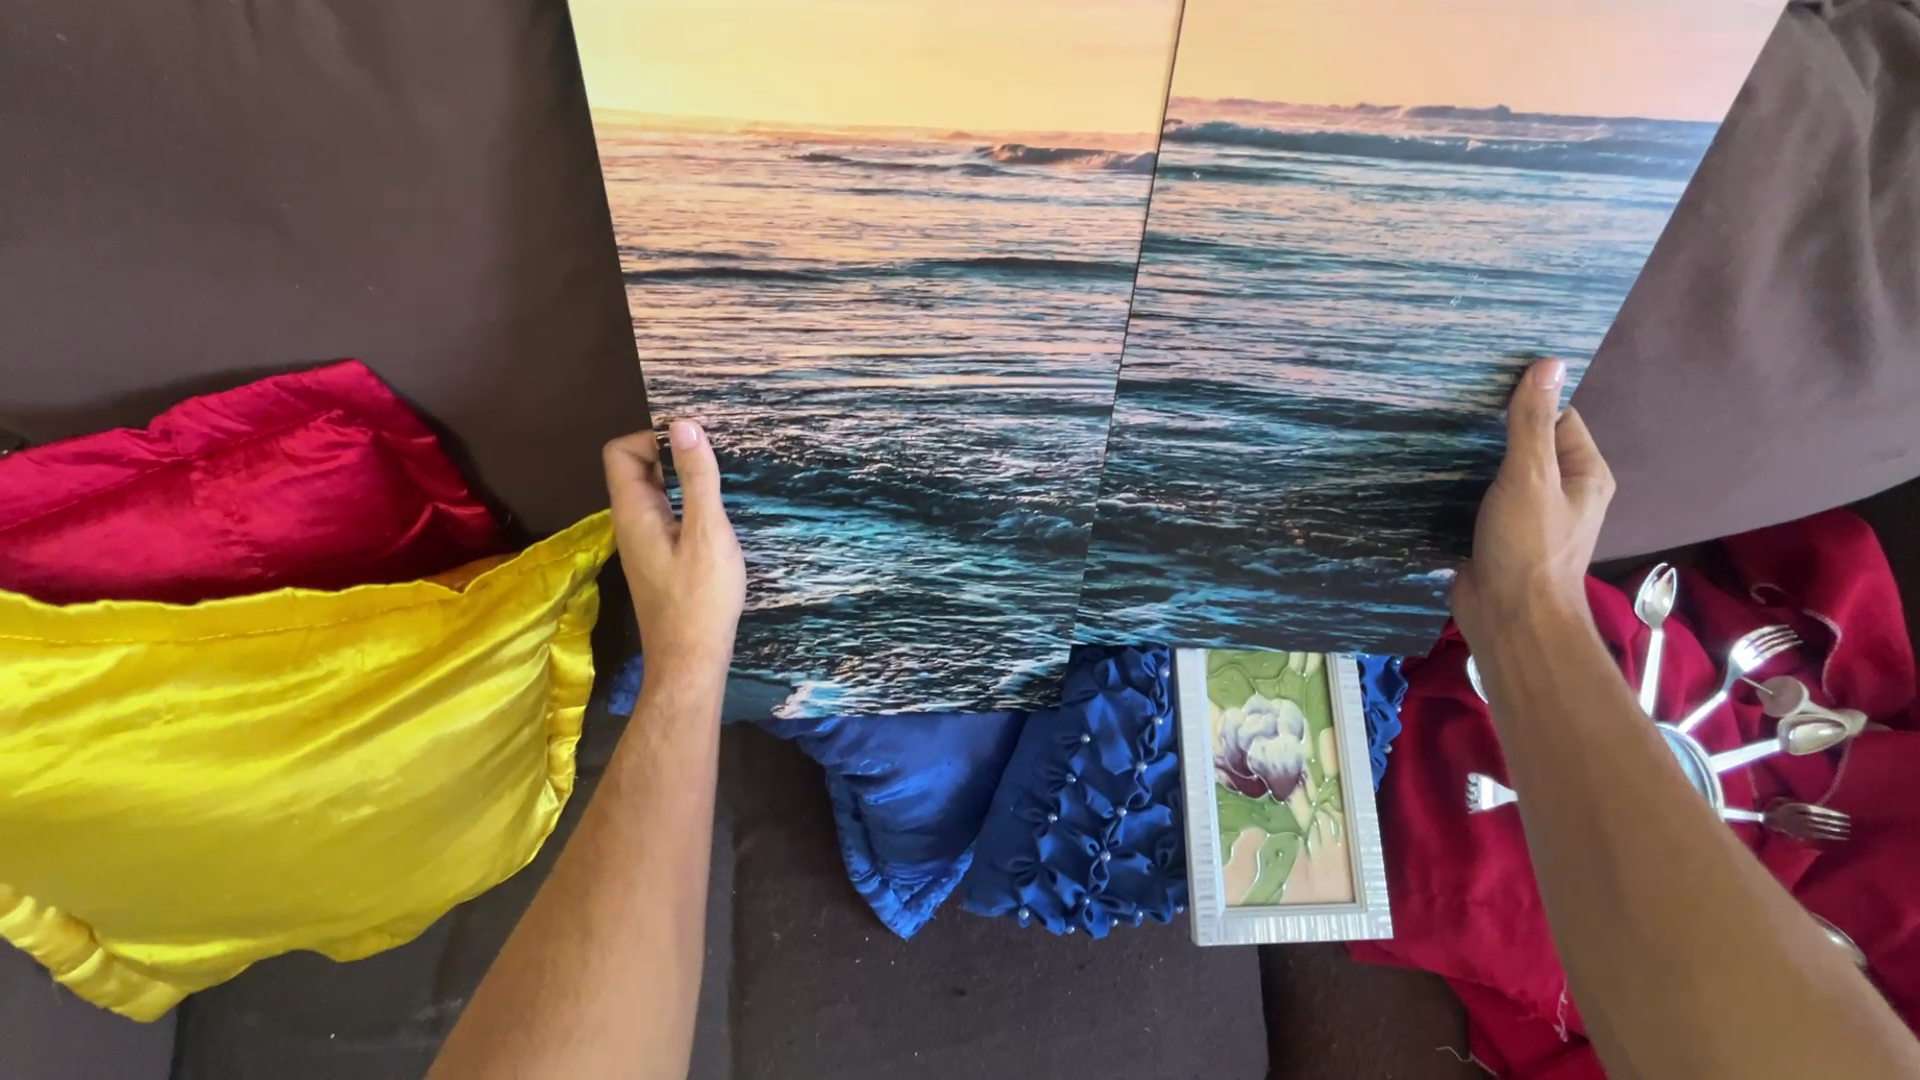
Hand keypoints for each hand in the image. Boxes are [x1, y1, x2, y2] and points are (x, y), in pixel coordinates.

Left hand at [602, 419, 745, 689]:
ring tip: (724, 481)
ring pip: (656, 493)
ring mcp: (645, 542)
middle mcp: (631, 523)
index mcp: (633, 512)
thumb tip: (684, 424)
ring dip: (685, 481)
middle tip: (717, 458)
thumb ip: (697, 478)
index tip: (696, 445)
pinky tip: (721, 515)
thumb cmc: (700, 596)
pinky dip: (690, 505)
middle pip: (638, 469)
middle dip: (674, 454)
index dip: (654, 438)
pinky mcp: (661, 558)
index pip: (622, 451)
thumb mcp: (707, 532)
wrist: (691, 658)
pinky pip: (668, 515)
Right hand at [1452, 359, 1614, 647]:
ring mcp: (1525, 514)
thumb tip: (1547, 364)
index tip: (1483, 378)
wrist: (1508, 616)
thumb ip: (1531, 423)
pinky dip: (1455, 485)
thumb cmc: (1528, 545)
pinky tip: (1426, 472)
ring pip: (1496, 472)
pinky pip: (1475, 498)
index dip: (1526, 396)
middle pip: (1525, 444)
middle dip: (1491, 426)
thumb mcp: (1529, 477)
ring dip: (1468, 457)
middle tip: (1446, 400)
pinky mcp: (1494, 533)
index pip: (1558, 417)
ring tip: (1428, 429)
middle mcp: (1560, 491)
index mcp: (1584, 473)